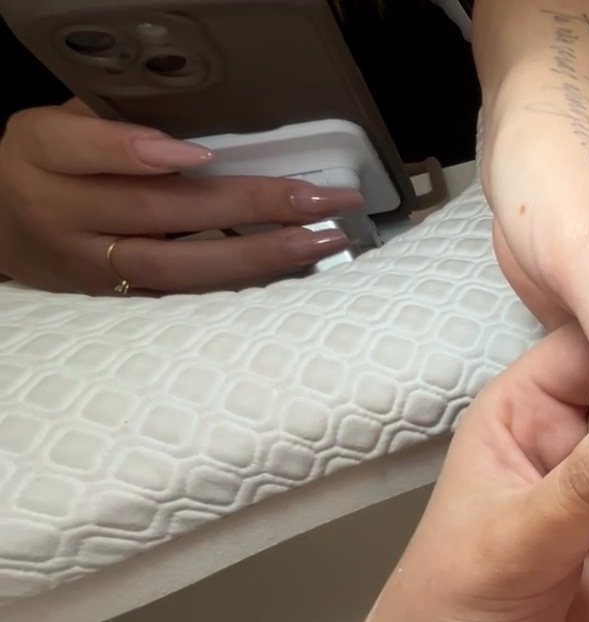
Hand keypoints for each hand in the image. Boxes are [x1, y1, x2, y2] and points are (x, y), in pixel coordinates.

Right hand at [0, 101, 363, 293]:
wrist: (19, 232)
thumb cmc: (66, 171)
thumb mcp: (72, 132)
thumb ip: (126, 125)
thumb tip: (221, 123)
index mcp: (40, 153)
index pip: (75, 146)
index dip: (133, 149)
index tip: (199, 152)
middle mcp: (61, 211)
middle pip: (158, 210)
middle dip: (250, 205)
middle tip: (317, 200)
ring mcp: (97, 264)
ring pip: (184, 265)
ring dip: (265, 254)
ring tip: (325, 240)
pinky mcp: (132, 299)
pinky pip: (200, 293)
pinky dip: (255, 280)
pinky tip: (302, 267)